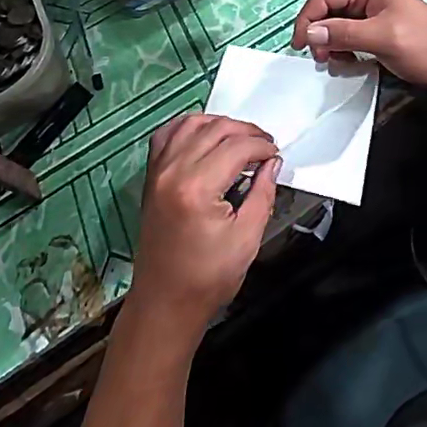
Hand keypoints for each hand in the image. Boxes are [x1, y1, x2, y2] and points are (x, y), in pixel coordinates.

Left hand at [132, 113, 280, 332]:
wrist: (165, 302)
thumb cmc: (206, 278)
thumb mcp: (247, 238)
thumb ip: (263, 193)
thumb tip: (272, 164)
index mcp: (196, 188)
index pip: (237, 146)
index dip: (262, 147)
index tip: (275, 155)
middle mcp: (173, 171)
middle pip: (216, 129)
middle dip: (247, 132)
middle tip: (265, 147)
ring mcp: (157, 171)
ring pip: (191, 123)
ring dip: (220, 124)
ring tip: (241, 139)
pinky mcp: (151, 176)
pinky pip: (168, 134)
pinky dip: (189, 127)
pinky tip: (206, 135)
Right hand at [291, 0, 426, 87]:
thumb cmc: (425, 45)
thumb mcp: (383, 38)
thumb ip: (345, 33)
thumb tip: (309, 32)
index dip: (307, 20)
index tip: (300, 46)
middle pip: (327, 10)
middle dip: (319, 34)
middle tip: (321, 58)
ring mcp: (371, 12)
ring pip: (334, 25)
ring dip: (329, 44)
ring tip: (336, 62)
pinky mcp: (374, 30)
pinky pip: (347, 37)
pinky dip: (342, 50)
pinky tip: (347, 63)